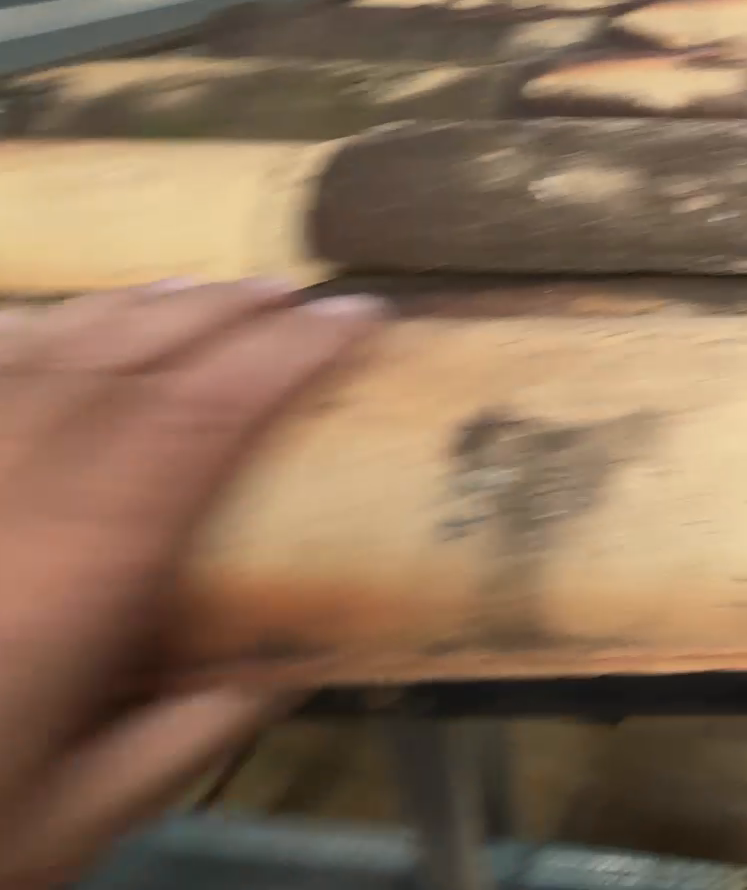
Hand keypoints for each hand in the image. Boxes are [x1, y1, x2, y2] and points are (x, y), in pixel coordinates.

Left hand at [0, 280, 383, 886]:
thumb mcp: (72, 816)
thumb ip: (201, 727)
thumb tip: (317, 649)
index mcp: (55, 584)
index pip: (192, 423)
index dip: (282, 356)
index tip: (354, 318)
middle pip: (110, 367)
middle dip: (217, 313)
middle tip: (298, 291)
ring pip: (22, 358)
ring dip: (129, 310)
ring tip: (209, 289)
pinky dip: (16, 337)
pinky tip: (58, 320)